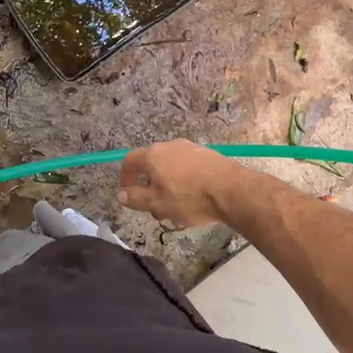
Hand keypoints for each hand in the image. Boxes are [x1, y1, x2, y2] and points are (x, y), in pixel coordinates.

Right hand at [118, 140, 250, 227]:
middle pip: (152, 164)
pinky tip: (195, 198)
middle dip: (150, 185)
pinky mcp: (208, 155)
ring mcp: (190, 148)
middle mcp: (169, 146)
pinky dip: (185, 181)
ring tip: (176, 206)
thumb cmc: (189, 198)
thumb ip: (136, 198)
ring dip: (168, 184)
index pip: (130, 161)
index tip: (127, 192)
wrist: (232, 190)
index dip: (125, 177)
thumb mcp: (158, 204)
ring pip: (172, 167)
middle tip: (155, 205)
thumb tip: (121, 194)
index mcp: (153, 155)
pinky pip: (188, 168)